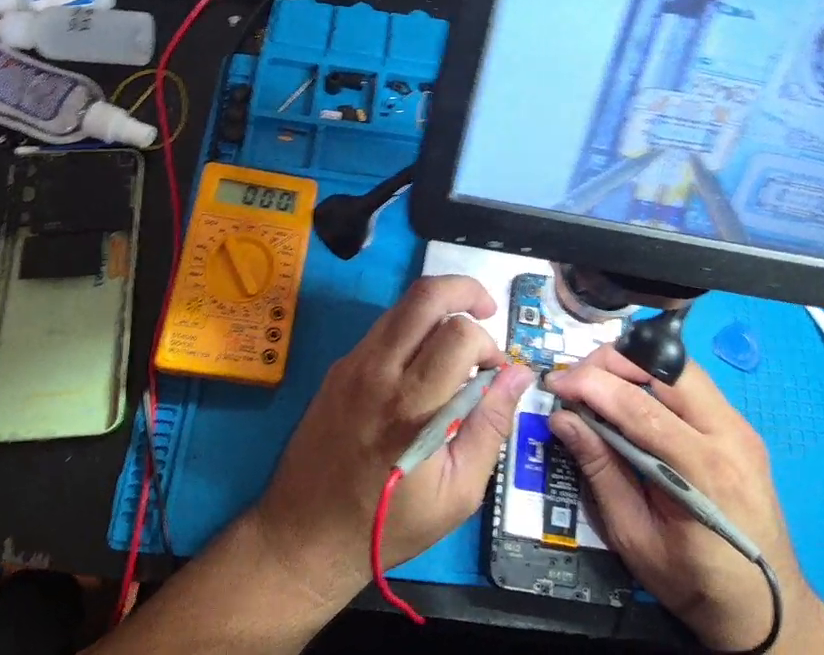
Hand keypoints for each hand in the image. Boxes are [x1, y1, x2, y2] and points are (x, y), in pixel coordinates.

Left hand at [249, 276, 534, 605]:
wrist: (305, 534)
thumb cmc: (389, 524)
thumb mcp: (459, 493)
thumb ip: (491, 426)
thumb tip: (518, 375)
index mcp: (412, 407)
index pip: (459, 333)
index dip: (489, 345)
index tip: (496, 374)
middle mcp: (379, 372)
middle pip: (424, 296)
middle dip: (465, 290)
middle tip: (486, 311)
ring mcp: (353, 365)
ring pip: (401, 307)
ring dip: (437, 311)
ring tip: (457, 345)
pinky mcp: (338, 368)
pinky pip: (382, 330)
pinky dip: (411, 331)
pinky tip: (422, 367)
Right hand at [546, 347, 823, 652]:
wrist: (766, 607)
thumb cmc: (696, 583)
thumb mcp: (634, 537)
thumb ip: (601, 471)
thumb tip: (563, 419)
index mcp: (706, 471)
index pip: (641, 406)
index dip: (592, 385)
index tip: (555, 382)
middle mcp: (730, 435)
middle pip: (666, 368)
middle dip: (613, 362)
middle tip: (575, 379)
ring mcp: (741, 427)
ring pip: (680, 367)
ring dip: (633, 366)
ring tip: (596, 384)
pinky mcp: (740, 427)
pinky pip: (691, 384)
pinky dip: (653, 379)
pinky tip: (629, 398)